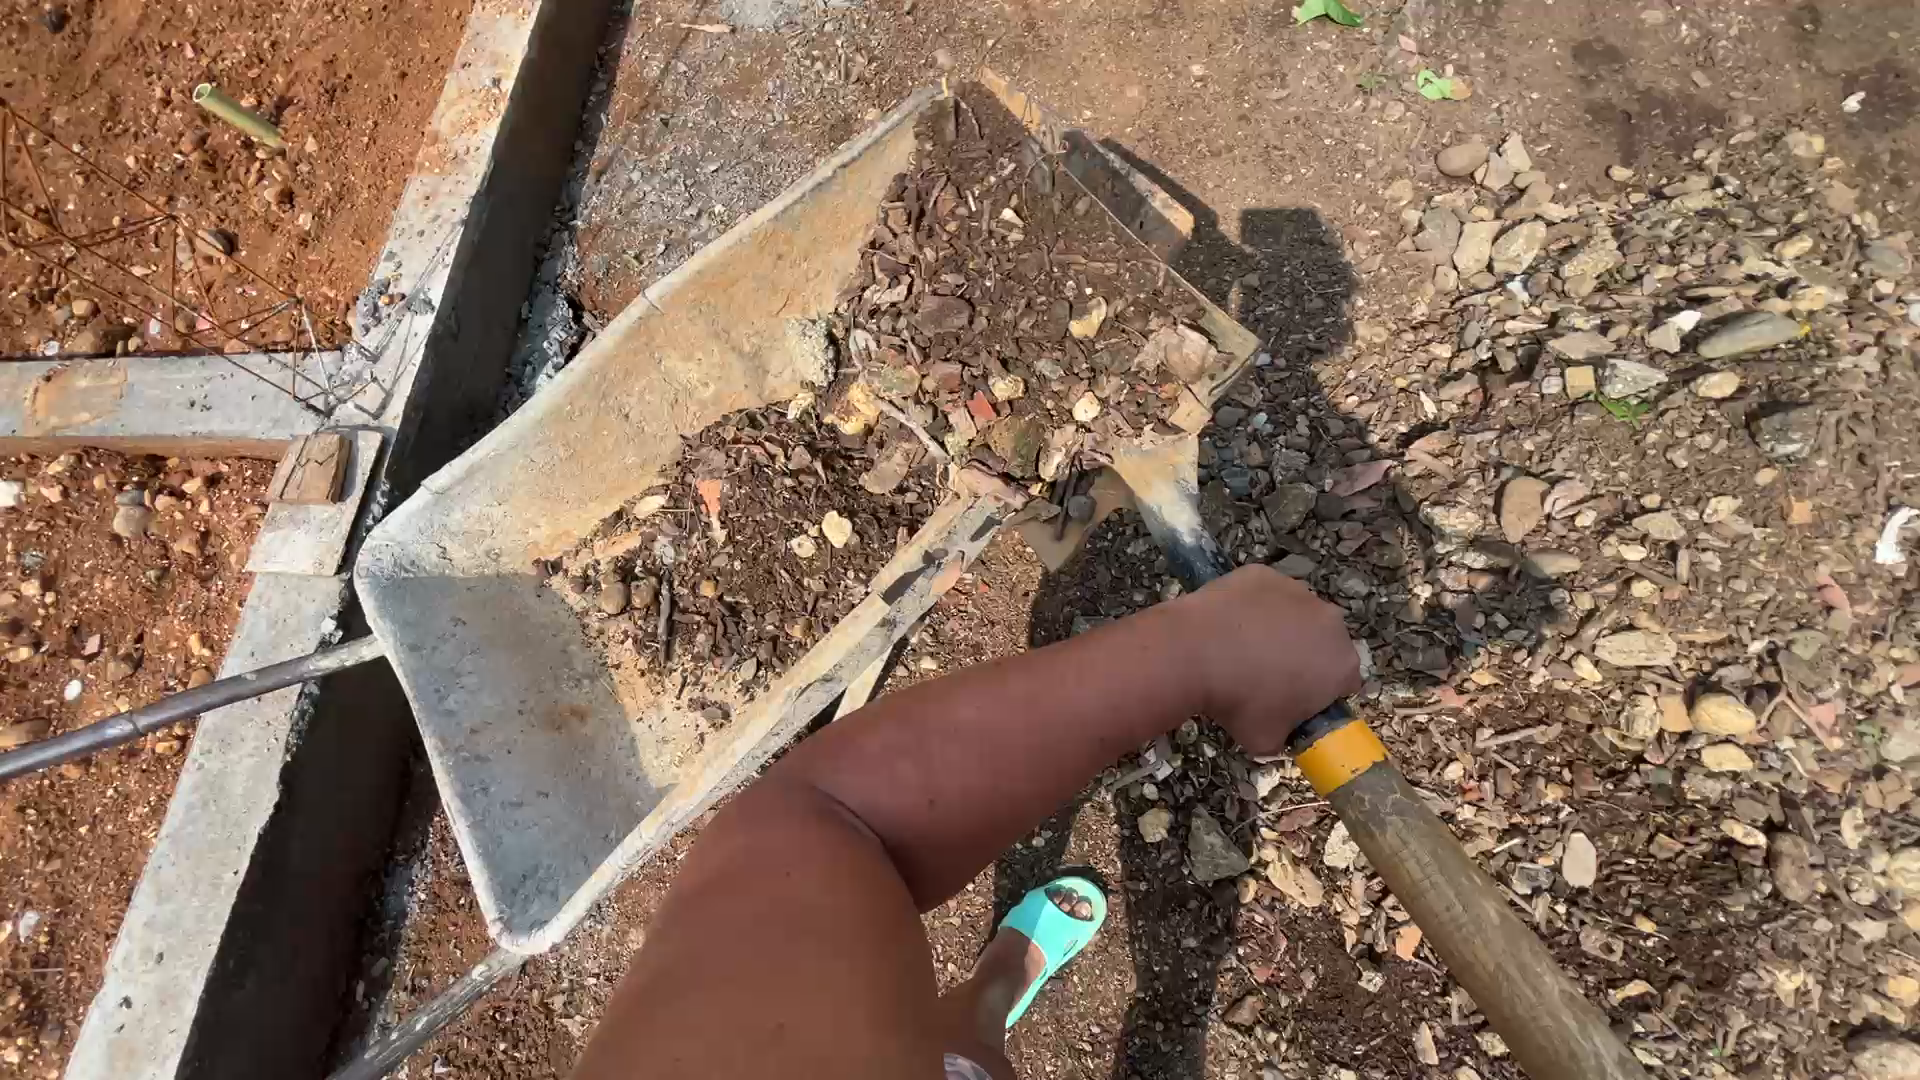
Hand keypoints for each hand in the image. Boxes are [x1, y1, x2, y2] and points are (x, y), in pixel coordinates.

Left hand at [1170, 565, 1361, 756]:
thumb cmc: (1236, 701)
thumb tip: (1277, 735)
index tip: (1290, 701)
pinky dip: (1248, 604)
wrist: (1193, 653)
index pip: (1340, 683)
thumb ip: (1285, 738)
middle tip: (1261, 674)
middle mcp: (1329, 621)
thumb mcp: (1266, 741)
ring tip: (1238, 646)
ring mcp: (1294, 590)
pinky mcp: (1261, 573)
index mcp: (1342, 664)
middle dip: (1299, 657)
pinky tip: (1226, 622)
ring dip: (1276, 627)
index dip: (1317, 694)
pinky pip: (1261, 593)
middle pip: (1319, 642)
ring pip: (1292, 614)